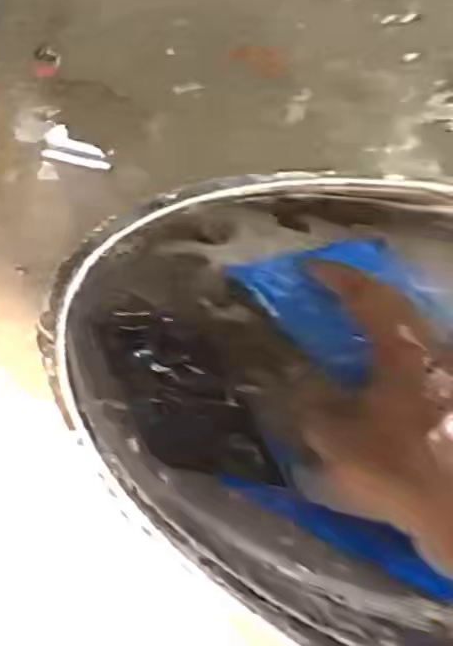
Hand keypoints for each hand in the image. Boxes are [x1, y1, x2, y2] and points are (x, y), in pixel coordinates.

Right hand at [298, 259, 452, 570]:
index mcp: (415, 362)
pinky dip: (417, 405)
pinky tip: (396, 419)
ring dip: (401, 369)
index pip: (377, 301)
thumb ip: (312, 400)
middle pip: (418, 336)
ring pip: (430, 372)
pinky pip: (439, 405)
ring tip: (366, 379)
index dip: (342, 279)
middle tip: (342, 325)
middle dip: (381, 328)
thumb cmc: (407, 474)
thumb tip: (302, 378)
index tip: (311, 267)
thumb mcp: (332, 435)